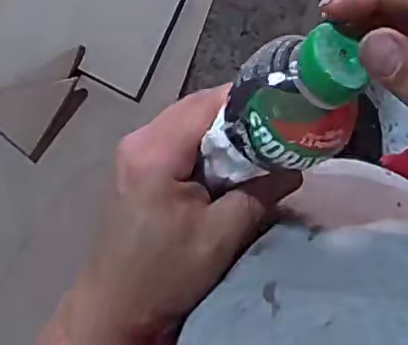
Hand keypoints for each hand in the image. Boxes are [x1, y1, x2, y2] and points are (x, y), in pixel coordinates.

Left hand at [40, 86, 299, 343]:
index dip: (241, 99)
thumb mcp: (219, 238)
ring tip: (252, 139)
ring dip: (216, 125)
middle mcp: (138, 138)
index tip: (274, 104)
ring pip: (183, 118)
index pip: (204, 104)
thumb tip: (292, 166)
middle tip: (269, 123)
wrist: (115, 308)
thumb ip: (258, 194)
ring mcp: (132, 148)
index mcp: (154, 150)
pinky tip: (221, 156)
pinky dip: (199, 139)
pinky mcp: (134, 161)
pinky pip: (173, 134)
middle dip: (232, 112)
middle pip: (193, 107)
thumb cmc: (166, 274)